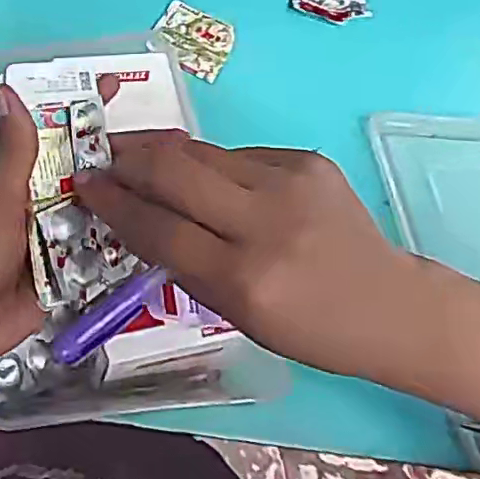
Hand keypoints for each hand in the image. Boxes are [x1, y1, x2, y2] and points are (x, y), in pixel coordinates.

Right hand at [75, 136, 479, 391]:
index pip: (158, 228)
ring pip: (198, 152)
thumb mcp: (233, 311)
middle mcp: (267, 222)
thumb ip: (180, 260)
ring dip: (157, 153)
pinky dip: (204, 165)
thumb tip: (131, 211)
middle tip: (99, 158)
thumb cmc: (306, 326)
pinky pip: (232, 155)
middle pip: (173, 171)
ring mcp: (292, 182)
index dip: (113, 202)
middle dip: (125, 159)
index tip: (84, 185)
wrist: (395, 305)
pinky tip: (202, 179)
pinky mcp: (307, 159)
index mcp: (245, 277)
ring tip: (132, 155)